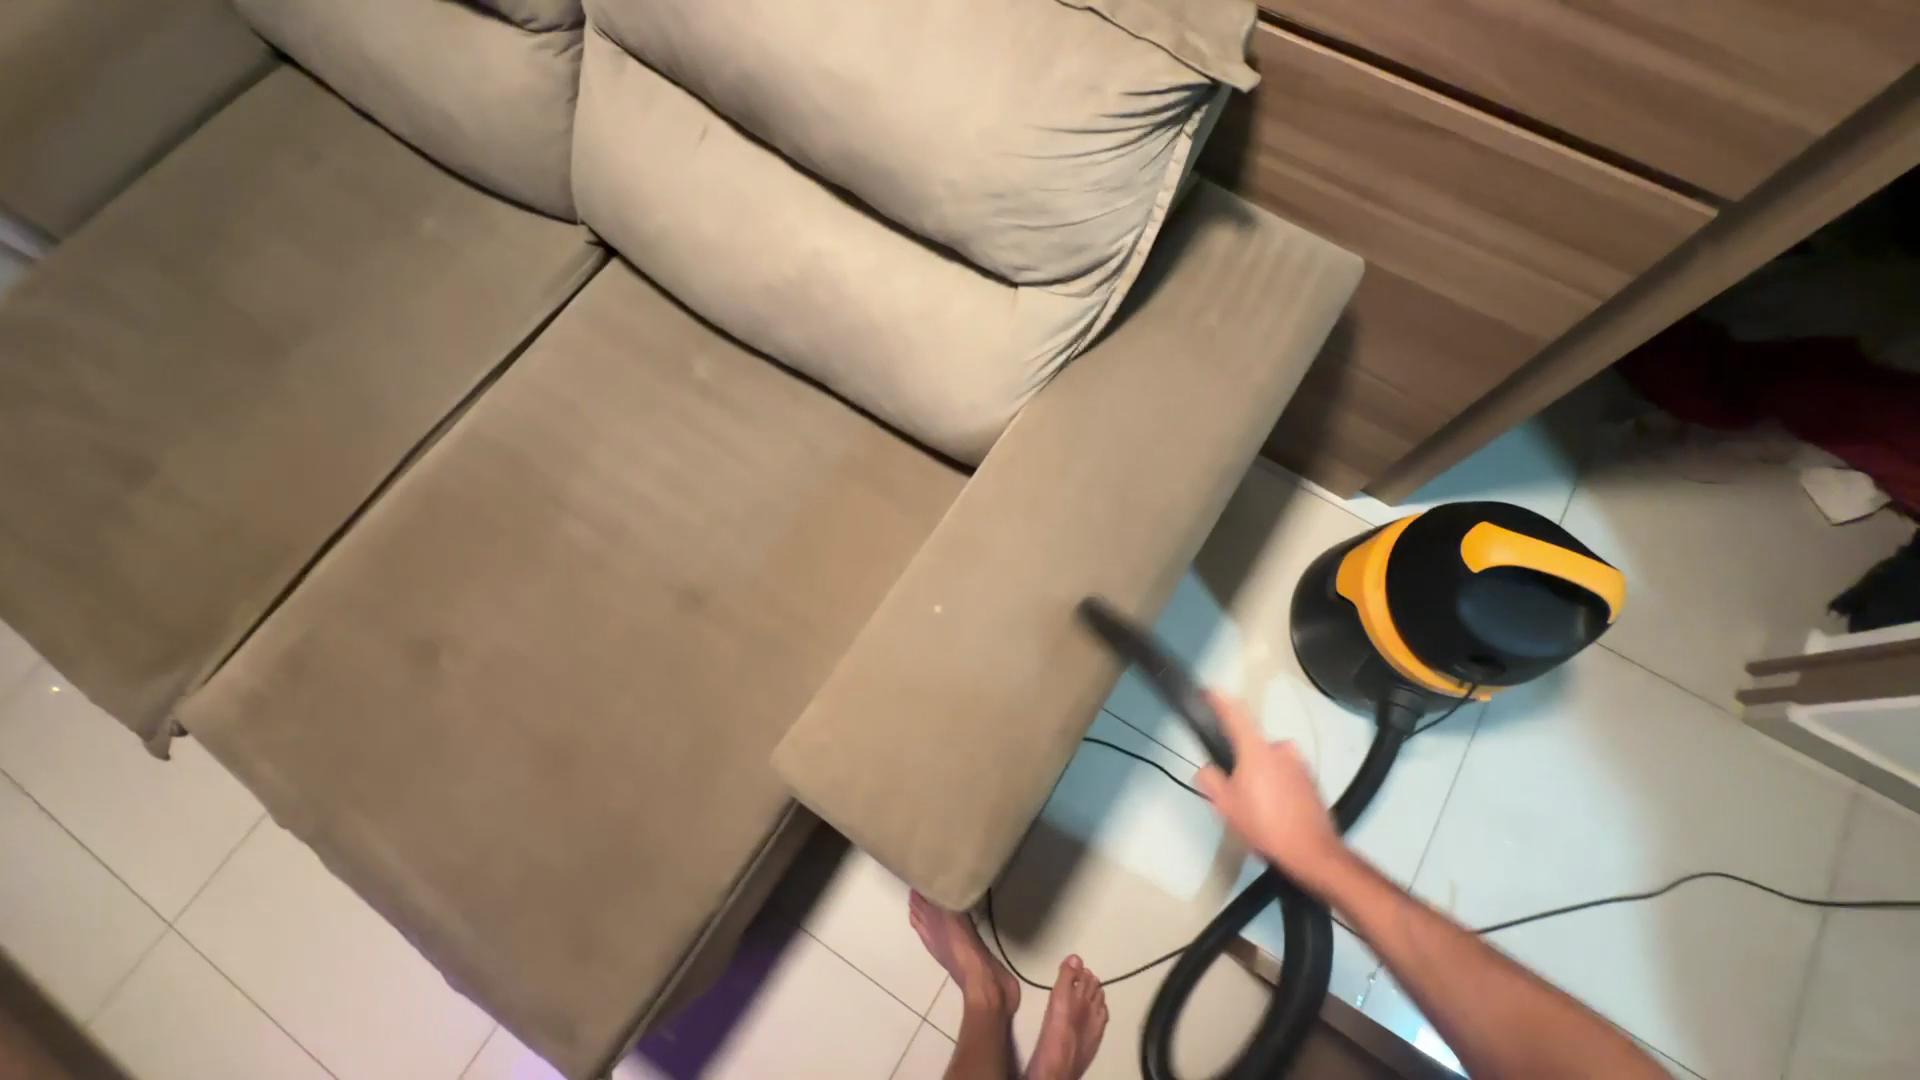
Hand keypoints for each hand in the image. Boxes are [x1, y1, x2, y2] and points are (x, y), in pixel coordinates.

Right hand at [1193, 692, 1346, 883]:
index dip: (1220, 700)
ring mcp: (1301, 765)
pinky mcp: (1312, 782)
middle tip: (1233, 787)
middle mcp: (1281, 750)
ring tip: (1256, 806)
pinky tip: (1274, 812)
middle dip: (1241, 761)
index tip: (1210, 691)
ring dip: (1261, 775)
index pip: (1236, 714)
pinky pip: (1286, 776)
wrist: (1313, 852)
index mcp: (1257, 750)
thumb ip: (1210, 779)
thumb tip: (1208, 770)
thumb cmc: (1266, 825)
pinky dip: (1278, 786)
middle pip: (1252, 745)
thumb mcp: (1225, 805)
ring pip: (1270, 762)